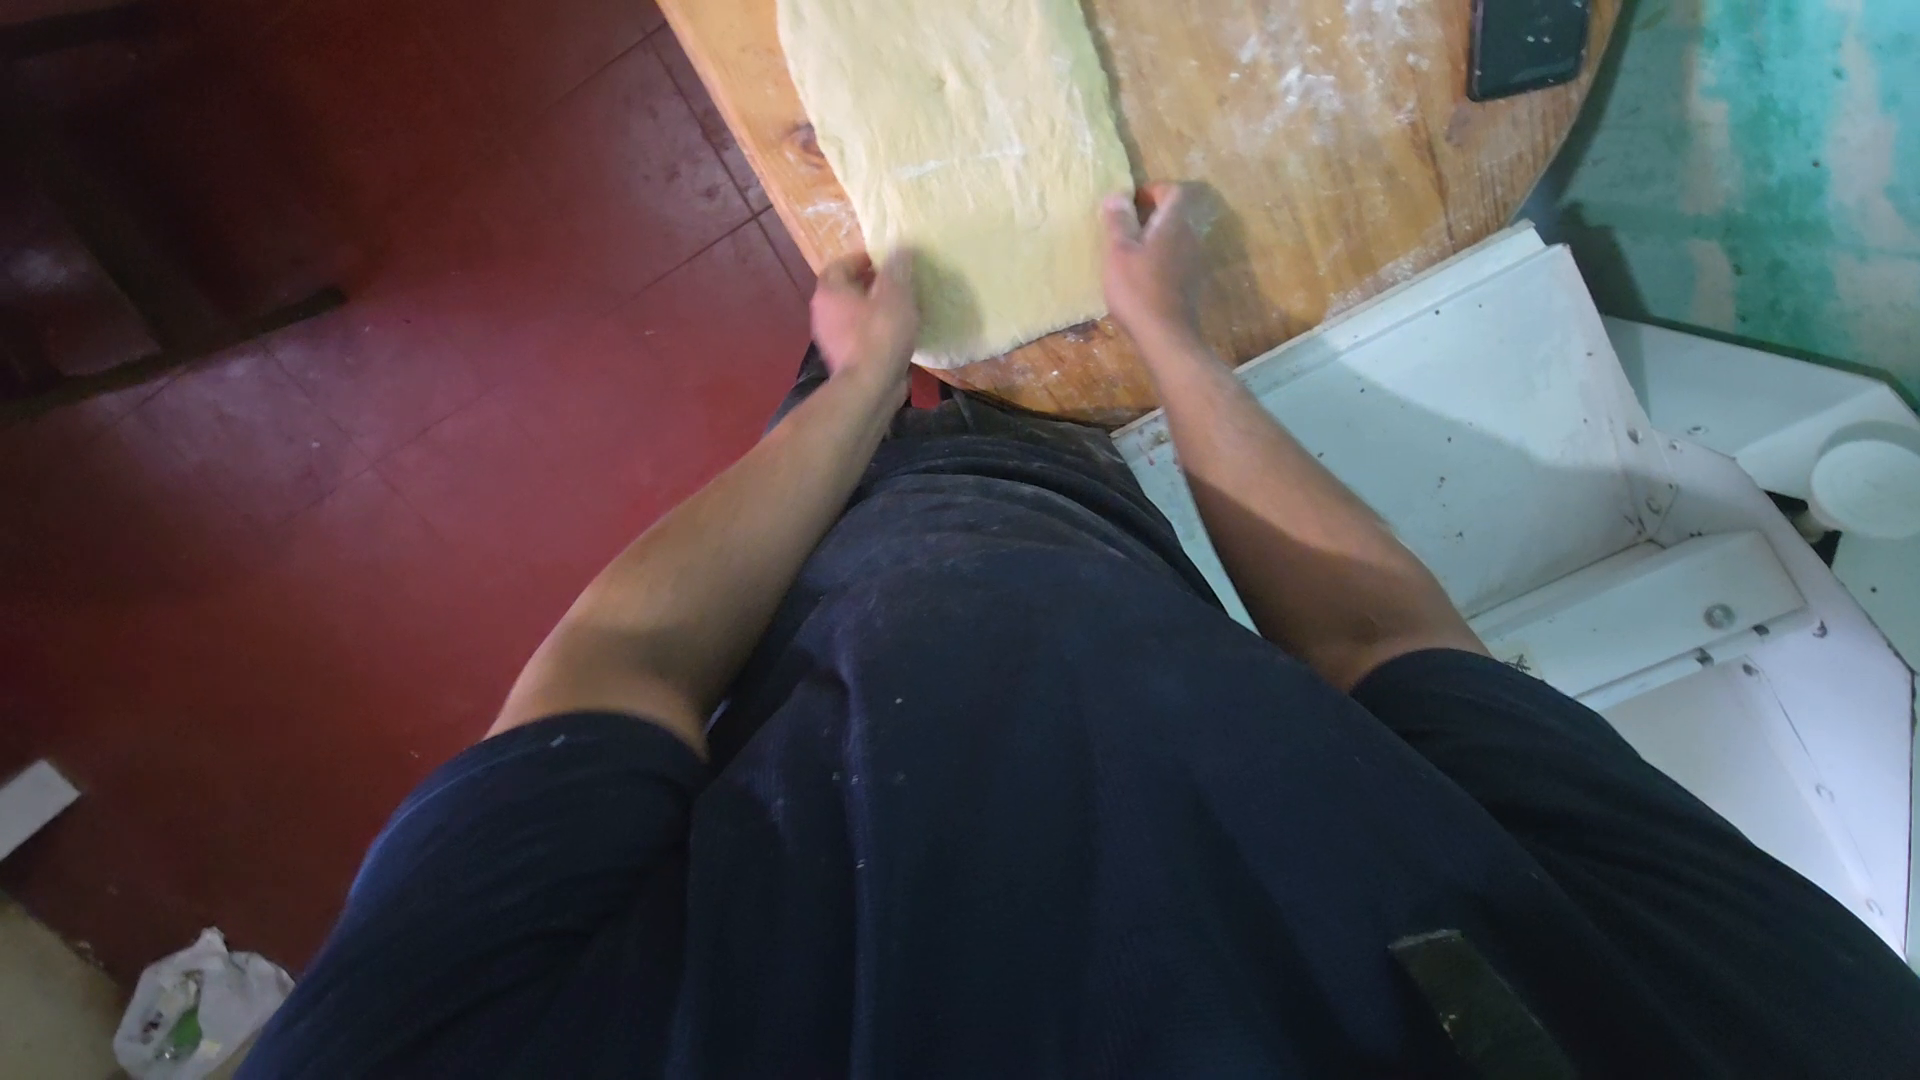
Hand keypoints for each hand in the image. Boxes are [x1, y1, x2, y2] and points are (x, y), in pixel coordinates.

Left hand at [811, 251, 919, 391]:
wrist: (870, 387)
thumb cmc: (881, 335)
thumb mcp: (896, 294)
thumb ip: (897, 269)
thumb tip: (900, 249)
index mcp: (829, 291)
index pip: (841, 264)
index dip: (863, 259)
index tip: (887, 262)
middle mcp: (823, 312)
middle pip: (846, 289)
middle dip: (870, 284)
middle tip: (897, 284)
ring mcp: (831, 339)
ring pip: (854, 314)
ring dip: (874, 309)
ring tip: (900, 308)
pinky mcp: (844, 359)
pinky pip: (860, 336)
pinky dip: (875, 331)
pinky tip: (896, 334)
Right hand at [1101, 183, 1205, 347]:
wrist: (1165, 334)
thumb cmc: (1137, 289)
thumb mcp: (1118, 252)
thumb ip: (1119, 221)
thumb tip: (1117, 195)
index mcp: (1174, 223)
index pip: (1174, 190)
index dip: (1154, 189)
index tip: (1132, 201)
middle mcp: (1191, 236)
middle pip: (1176, 214)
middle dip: (1152, 214)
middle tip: (1126, 227)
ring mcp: (1194, 261)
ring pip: (1176, 238)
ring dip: (1155, 238)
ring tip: (1130, 253)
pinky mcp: (1191, 283)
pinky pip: (1176, 259)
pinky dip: (1160, 258)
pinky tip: (1142, 276)